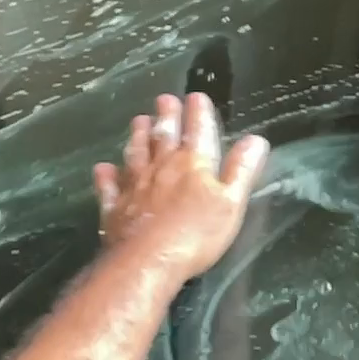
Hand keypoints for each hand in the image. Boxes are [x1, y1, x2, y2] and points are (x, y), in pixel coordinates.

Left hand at [93, 93, 268, 281]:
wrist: (146, 263)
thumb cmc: (196, 234)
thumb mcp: (231, 202)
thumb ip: (242, 170)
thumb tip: (256, 140)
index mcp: (193, 164)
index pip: (198, 131)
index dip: (199, 113)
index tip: (196, 96)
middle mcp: (162, 167)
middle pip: (164, 136)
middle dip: (167, 117)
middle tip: (164, 99)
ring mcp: (135, 187)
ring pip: (137, 154)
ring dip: (138, 137)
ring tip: (138, 120)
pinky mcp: (115, 209)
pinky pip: (110, 187)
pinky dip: (106, 176)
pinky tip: (103, 168)